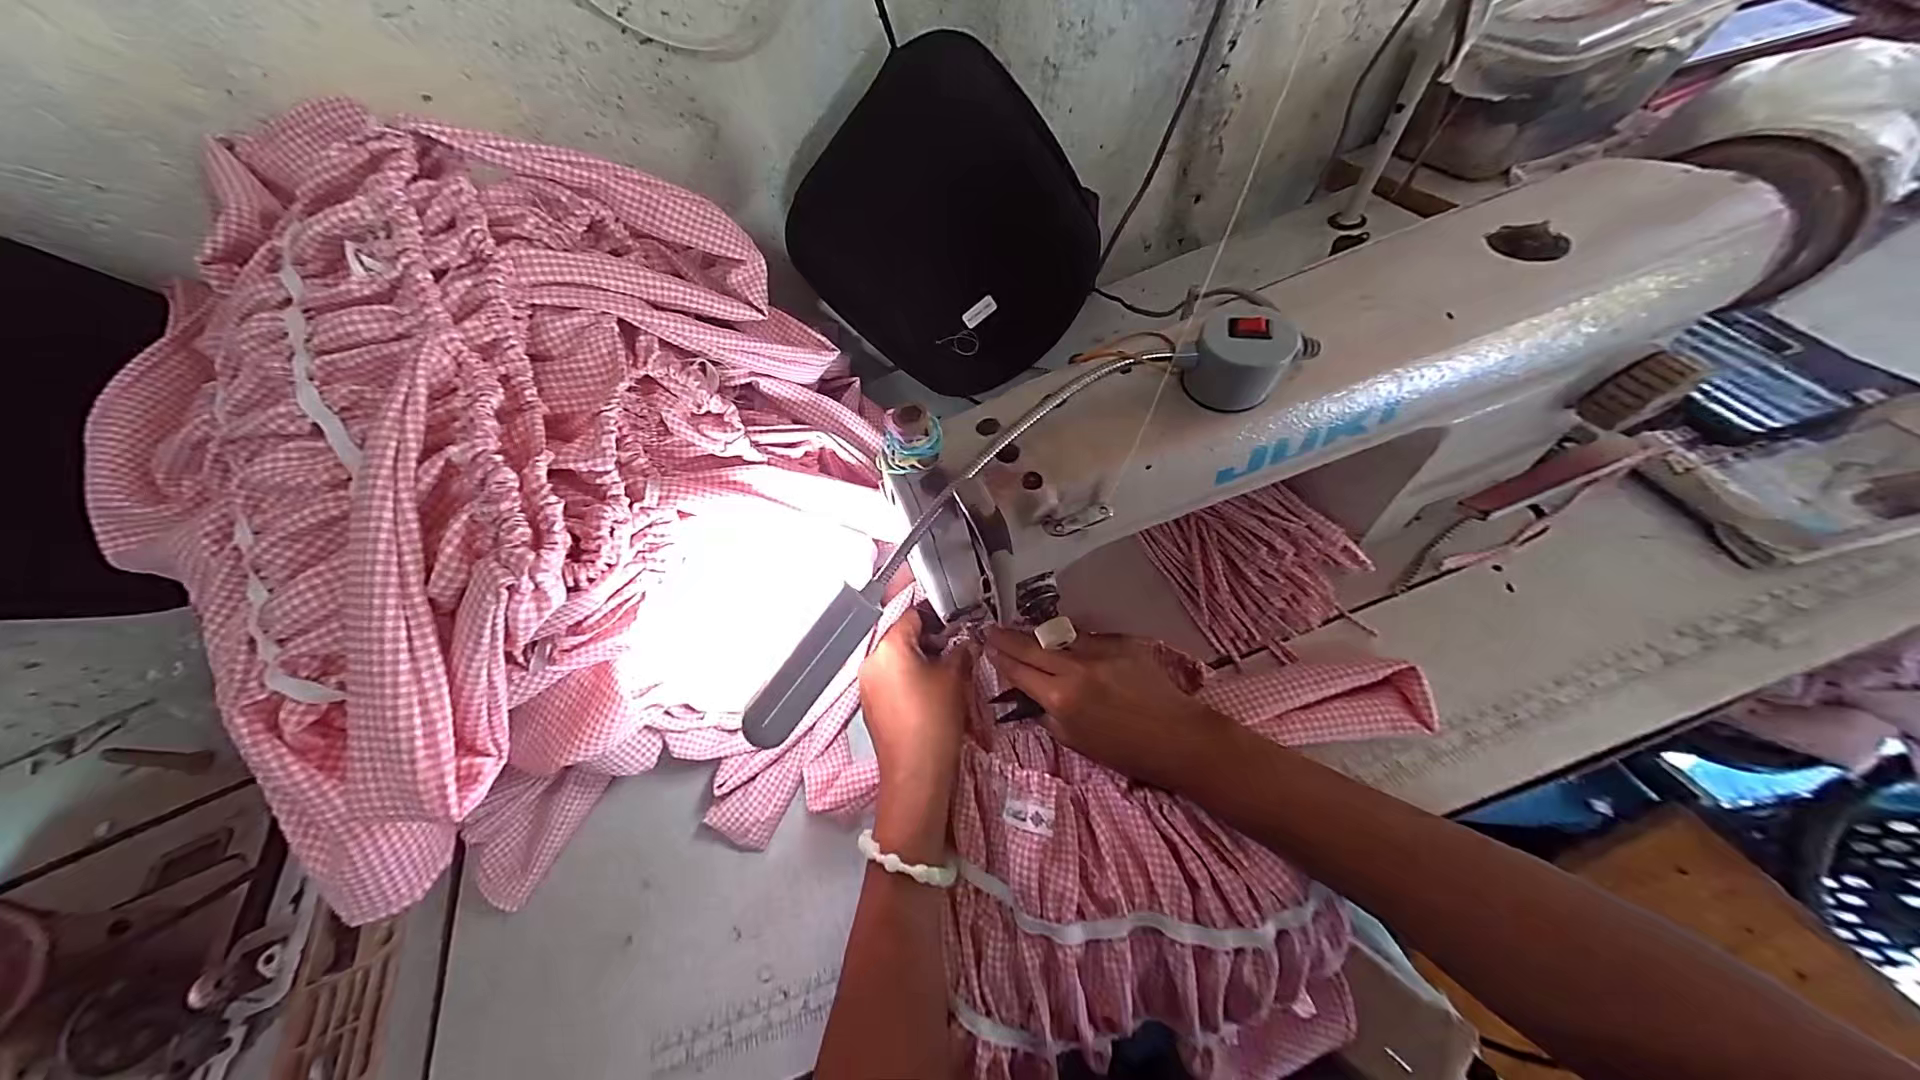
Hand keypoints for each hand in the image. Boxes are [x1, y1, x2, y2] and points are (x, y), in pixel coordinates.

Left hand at [859, 609, 971, 859]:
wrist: (916, 773)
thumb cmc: (934, 721)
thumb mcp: (955, 677)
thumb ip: (960, 650)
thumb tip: (964, 643)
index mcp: (888, 647)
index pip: (912, 613)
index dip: (937, 615)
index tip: (955, 622)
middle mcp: (871, 661)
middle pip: (900, 634)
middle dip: (928, 637)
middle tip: (955, 646)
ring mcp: (867, 684)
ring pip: (895, 656)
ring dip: (919, 657)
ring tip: (945, 669)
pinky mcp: (871, 703)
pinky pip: (890, 677)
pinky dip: (909, 676)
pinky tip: (931, 689)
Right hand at [984, 628, 1243, 791]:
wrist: (1177, 737)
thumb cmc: (1123, 750)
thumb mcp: (1075, 741)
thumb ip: (1048, 714)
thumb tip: (1032, 695)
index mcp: (1060, 698)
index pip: (1019, 671)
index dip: (999, 658)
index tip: (986, 646)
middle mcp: (1075, 668)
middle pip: (1031, 647)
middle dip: (1007, 637)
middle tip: (990, 629)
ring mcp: (1100, 651)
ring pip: (1059, 638)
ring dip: (1041, 638)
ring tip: (1027, 636)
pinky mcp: (1122, 643)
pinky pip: (1089, 640)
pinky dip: (1076, 645)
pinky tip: (1073, 650)